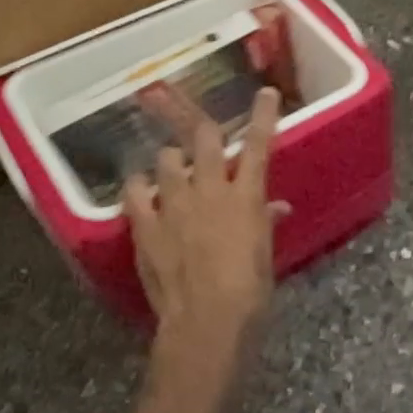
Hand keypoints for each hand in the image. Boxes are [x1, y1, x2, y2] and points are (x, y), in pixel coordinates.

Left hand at [123, 88, 283, 412]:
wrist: (207, 319)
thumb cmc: (250, 290)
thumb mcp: (265, 254)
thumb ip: (266, 222)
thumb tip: (276, 207)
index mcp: (246, 197)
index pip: (258, 145)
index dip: (262, 115)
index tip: (264, 93)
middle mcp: (209, 190)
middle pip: (205, 141)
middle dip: (202, 126)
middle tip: (199, 122)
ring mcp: (173, 204)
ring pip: (168, 160)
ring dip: (172, 159)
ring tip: (173, 164)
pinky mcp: (145, 224)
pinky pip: (135, 192)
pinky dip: (140, 187)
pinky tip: (142, 190)